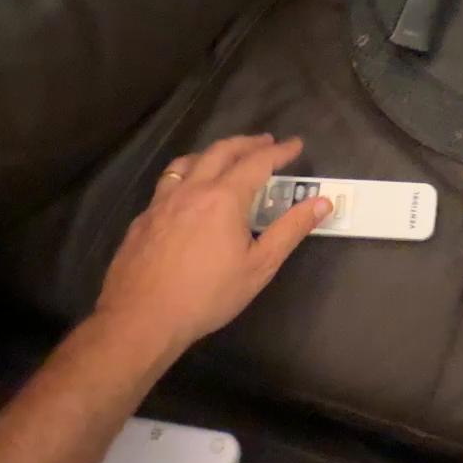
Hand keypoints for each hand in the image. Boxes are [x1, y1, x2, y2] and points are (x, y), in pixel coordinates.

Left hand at [92, 134, 327, 366]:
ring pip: (188, 162)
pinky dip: (186, 176)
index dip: (280, 151)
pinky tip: (187, 194)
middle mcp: (192, 189)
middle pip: (221, 151)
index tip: (296, 144)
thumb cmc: (208, 294)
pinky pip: (167, 184)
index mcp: (224, 197)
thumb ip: (291, 229)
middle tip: (266, 142)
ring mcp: (162, 202)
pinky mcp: (143, 219)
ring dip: (212, 153)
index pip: (258, 162)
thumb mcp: (260, 265)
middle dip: (247, 143)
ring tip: (225, 158)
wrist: (140, 320)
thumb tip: (322, 202)